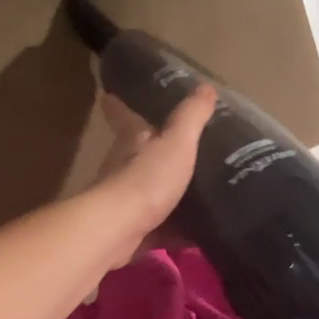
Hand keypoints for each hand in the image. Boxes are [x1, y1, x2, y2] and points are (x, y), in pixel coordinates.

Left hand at [87, 85, 215, 262]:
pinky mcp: (132, 232)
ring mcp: (125, 202)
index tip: (112, 95)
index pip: (121, 115)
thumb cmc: (145, 179)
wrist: (118, 230)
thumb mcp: (176, 142)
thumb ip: (191, 117)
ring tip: (201, 192)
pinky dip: (176, 230)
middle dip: (153, 151)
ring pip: (149, 192)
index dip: (119, 105)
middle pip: (136, 154)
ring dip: (168, 193)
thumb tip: (206, 86)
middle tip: (182, 149)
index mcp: (132, 140)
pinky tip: (199, 233)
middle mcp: (123, 167)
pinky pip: (159, 228)